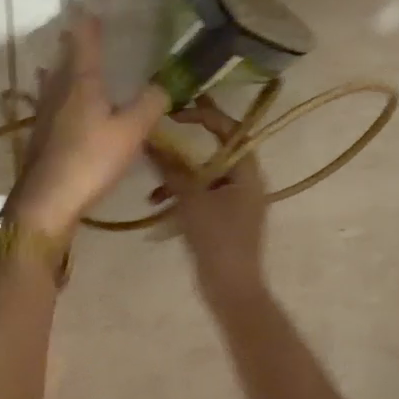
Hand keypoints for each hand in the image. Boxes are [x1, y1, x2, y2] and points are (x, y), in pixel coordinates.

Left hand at [9, 12, 169, 238]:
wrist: (47, 198)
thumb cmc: (90, 160)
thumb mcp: (131, 132)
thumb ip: (150, 104)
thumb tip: (166, 83)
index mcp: (82, 82)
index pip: (85, 43)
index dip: (90, 26)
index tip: (92, 9)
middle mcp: (59, 89)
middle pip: (65, 58)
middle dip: (73, 43)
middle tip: (81, 30)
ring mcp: (45, 111)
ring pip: (54, 79)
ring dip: (62, 66)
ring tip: (66, 59)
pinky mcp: (40, 133)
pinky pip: (50, 100)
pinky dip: (57, 91)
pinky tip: (58, 102)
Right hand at [146, 98, 268, 300]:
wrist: (232, 288)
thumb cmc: (217, 238)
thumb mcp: (190, 199)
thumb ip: (171, 168)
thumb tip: (151, 142)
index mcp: (246, 171)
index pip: (228, 129)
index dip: (204, 115)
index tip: (177, 110)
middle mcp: (246, 181)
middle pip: (217, 150)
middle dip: (189, 142)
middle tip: (167, 125)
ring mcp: (236, 201)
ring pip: (205, 175)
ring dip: (179, 175)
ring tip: (154, 185)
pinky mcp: (225, 219)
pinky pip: (202, 196)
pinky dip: (182, 195)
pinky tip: (158, 205)